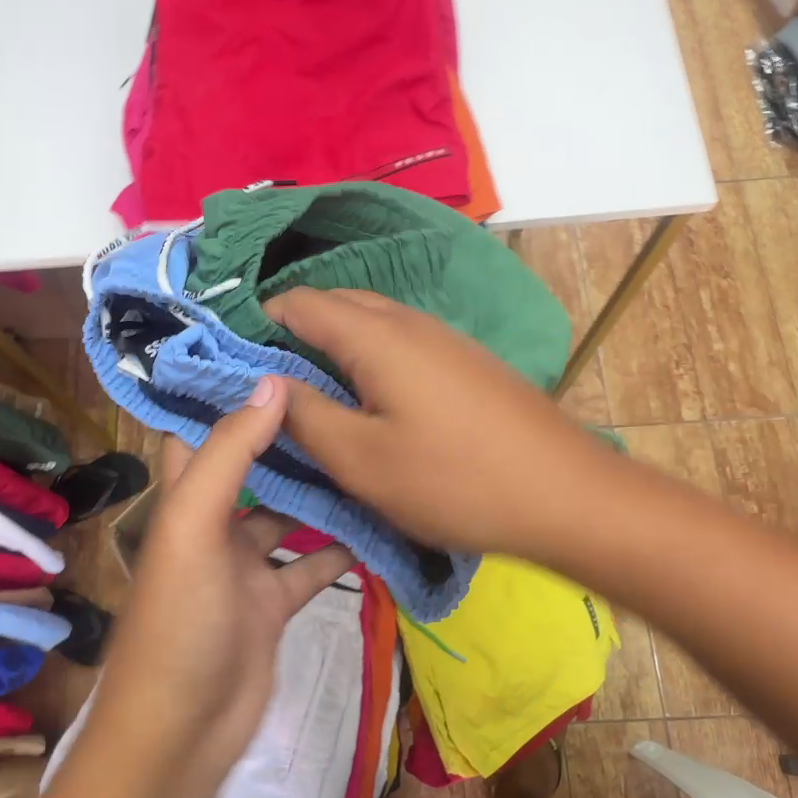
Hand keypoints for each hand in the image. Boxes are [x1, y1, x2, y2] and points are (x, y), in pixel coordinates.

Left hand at [97, 375, 353, 769]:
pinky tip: (376, 524)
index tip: (278, 350)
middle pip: (251, 467)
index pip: (199, 429)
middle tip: (342, 391)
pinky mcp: (273, 603)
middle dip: (287, 434)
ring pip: (286, 514)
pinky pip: (311, 565)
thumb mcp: (193, 529)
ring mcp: (243, 566)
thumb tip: (271, 384)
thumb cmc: (179, 622)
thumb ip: (228, 457)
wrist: (183, 729)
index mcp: (182, 500)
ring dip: (319, 490)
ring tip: (368, 449)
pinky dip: (339, 548)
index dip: (227, 390)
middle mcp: (211, 525)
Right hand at [264, 287, 609, 557]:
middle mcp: (410, 321)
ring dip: (333, 349)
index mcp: (376, 335)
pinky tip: (368, 405)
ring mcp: (445, 339)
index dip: (257, 324)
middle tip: (267, 386)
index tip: (231, 364)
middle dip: (294, 334)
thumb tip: (265, 382)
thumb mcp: (361, 460)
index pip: (298, 302)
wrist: (566, 495)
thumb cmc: (454, 481)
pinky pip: (401, 345)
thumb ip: (304, 416)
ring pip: (371, 325)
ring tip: (311, 399)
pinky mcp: (466, 364)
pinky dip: (369, 362)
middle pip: (336, 305)